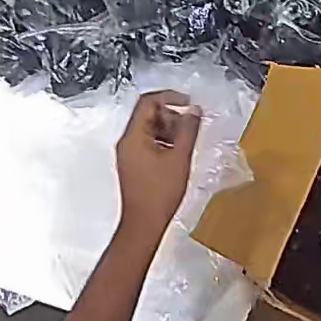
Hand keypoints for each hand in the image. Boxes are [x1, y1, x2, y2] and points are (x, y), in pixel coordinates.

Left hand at [116, 90, 200, 235]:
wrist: (144, 223)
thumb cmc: (160, 193)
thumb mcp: (180, 157)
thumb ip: (188, 130)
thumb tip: (194, 111)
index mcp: (133, 136)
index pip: (148, 102)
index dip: (170, 97)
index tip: (189, 103)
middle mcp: (126, 142)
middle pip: (148, 115)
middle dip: (171, 116)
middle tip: (191, 126)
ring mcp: (128, 154)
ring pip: (149, 129)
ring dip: (169, 130)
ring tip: (186, 142)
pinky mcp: (133, 164)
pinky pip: (147, 143)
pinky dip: (164, 142)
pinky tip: (178, 154)